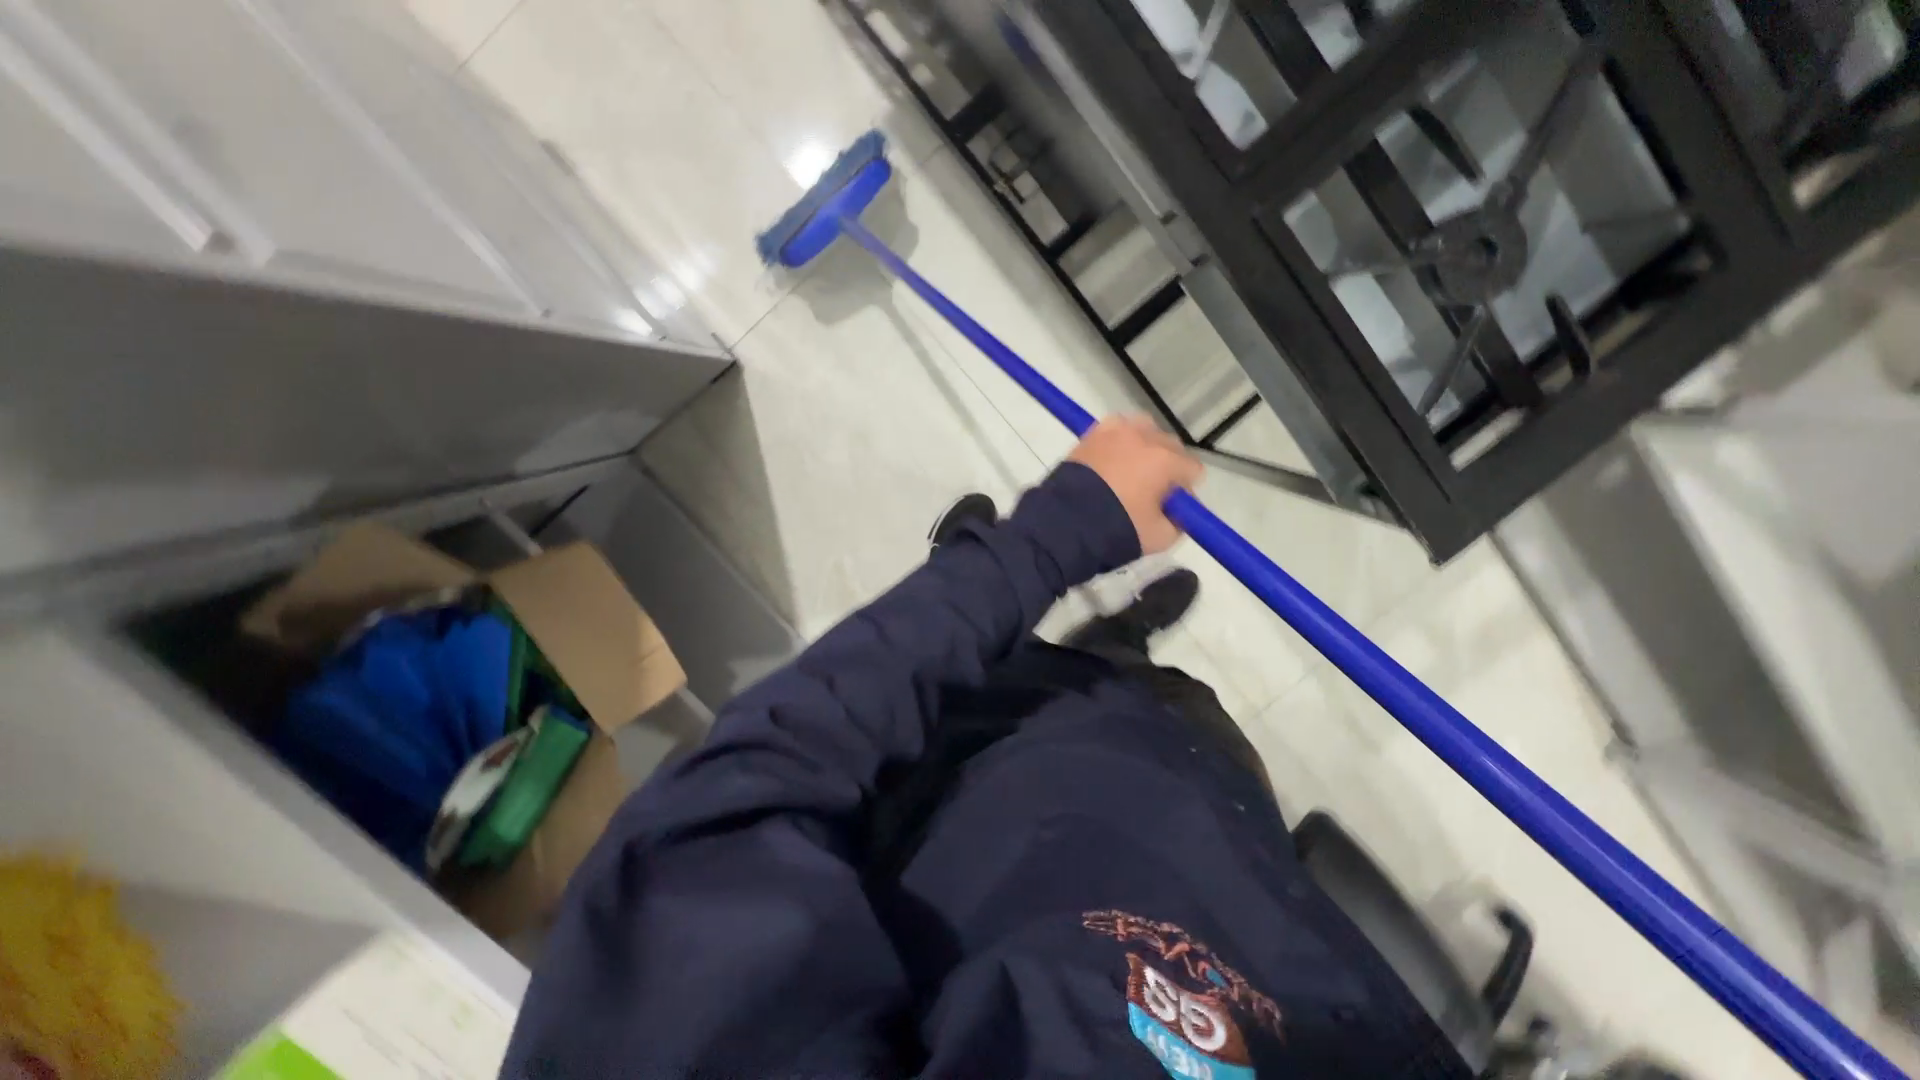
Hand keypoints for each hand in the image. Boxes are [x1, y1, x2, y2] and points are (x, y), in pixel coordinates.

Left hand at [1067, 415, 1203, 554]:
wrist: (1064, 523)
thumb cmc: (1117, 529)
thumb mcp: (1160, 537)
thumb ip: (1178, 521)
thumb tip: (1176, 510)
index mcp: (1165, 461)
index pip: (1193, 469)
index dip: (1186, 490)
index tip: (1173, 506)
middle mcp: (1144, 437)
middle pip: (1170, 446)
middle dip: (1168, 467)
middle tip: (1152, 492)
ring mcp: (1116, 432)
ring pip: (1144, 430)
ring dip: (1146, 447)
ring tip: (1132, 471)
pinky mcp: (1092, 434)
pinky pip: (1116, 428)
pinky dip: (1119, 440)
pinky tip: (1113, 460)